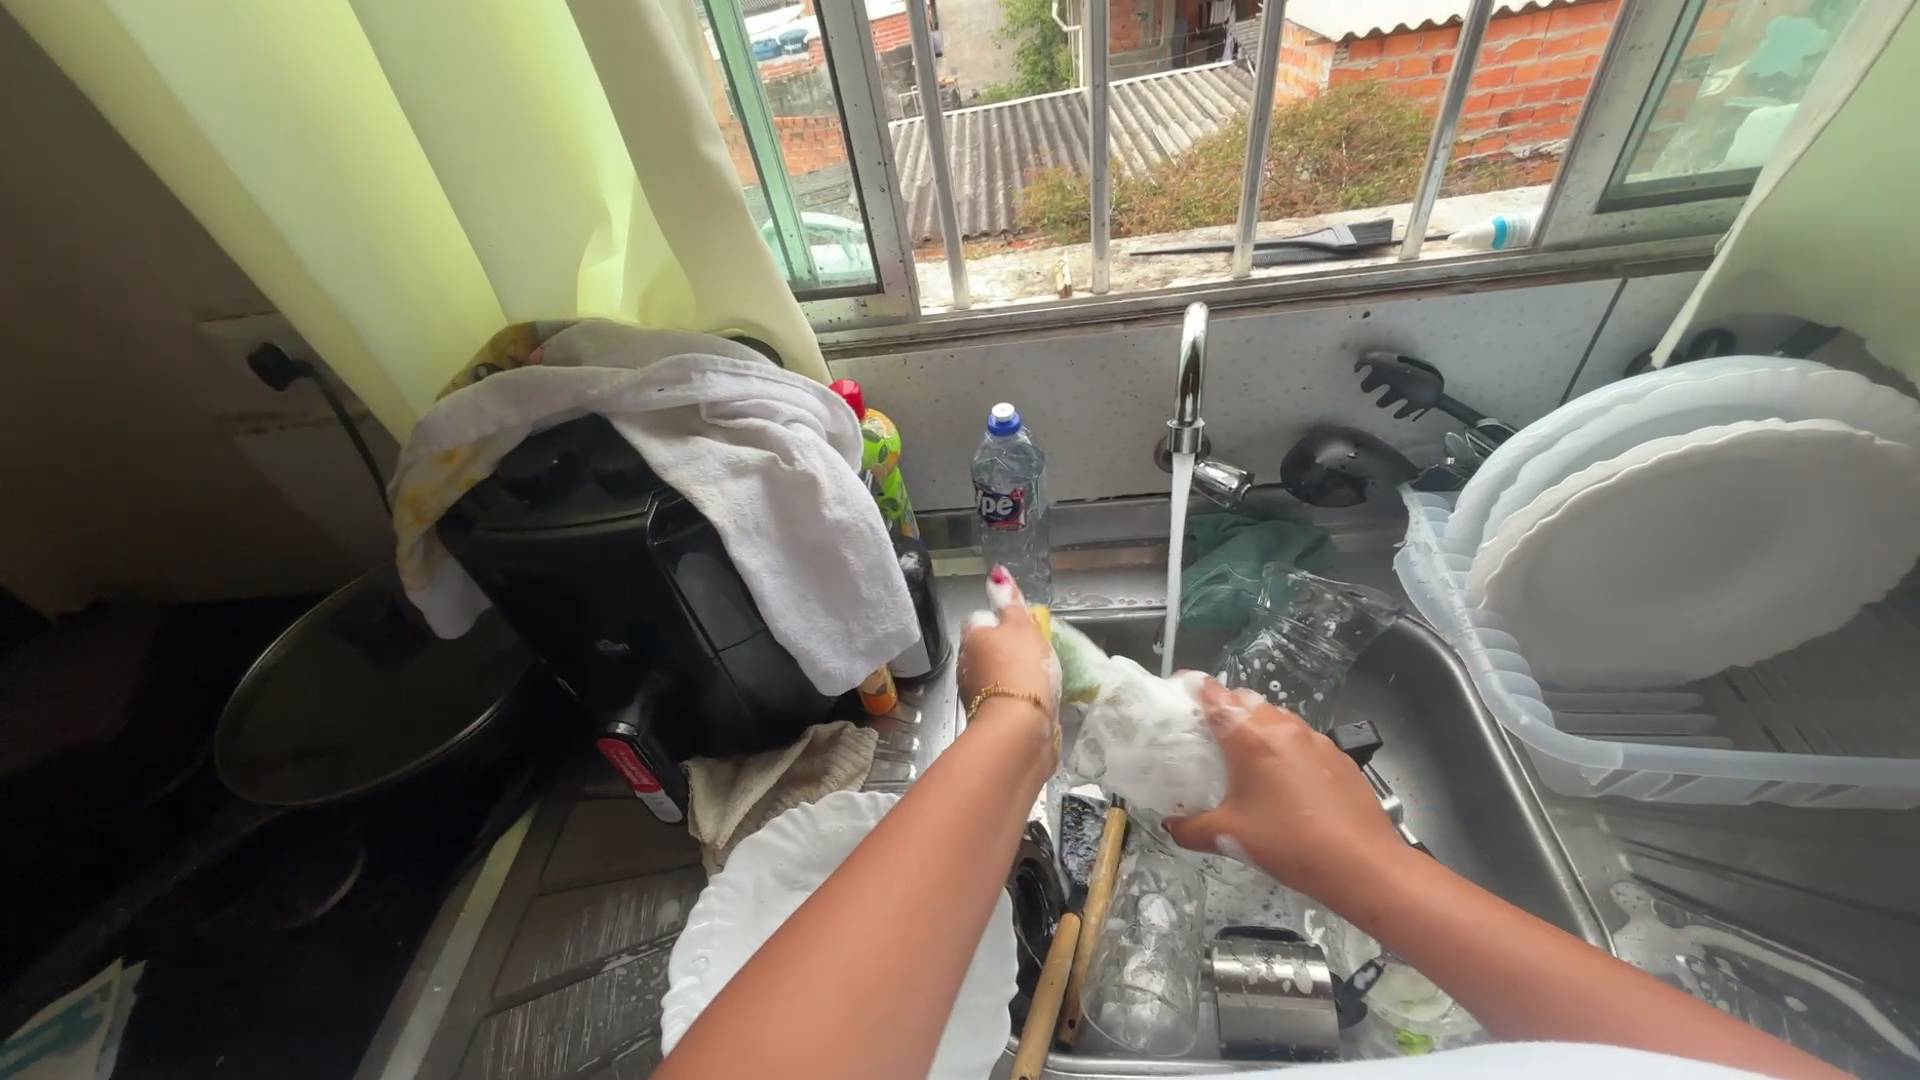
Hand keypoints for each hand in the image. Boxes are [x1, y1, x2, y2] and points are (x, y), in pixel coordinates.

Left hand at [956, 567, 1059, 758]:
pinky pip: (1003, 697)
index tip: (1023, 630)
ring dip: (1012, 674)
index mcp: (972, 637)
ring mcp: (974, 692)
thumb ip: (1010, 601)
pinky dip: (1015, 696)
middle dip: (1008, 649)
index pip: (982, 619)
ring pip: (994, 673)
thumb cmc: (1022, 669)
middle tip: (1036, 654)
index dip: (1003, 622)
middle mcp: (966, 663)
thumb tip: (996, 573)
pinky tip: (1034, 700)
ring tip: (1038, 678)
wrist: (1019, 728)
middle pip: (988, 647)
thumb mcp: (1021, 626)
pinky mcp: (987, 716)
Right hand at [1165, 680, 1406, 905]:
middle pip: (1245, 700)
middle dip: (1224, 708)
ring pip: (1276, 717)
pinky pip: (1301, 738)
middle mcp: (1281, 727)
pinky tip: (1285, 779)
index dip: (1194, 686)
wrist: (1364, 865)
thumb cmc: (1289, 844)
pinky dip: (1285, 746)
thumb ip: (1190, 829)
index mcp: (1249, 737)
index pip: (1215, 694)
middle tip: (1208, 733)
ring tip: (1246, 757)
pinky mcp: (1338, 756)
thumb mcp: (1229, 838)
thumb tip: (1170, 826)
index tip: (1180, 689)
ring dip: (1256, 726)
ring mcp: (1315, 739)